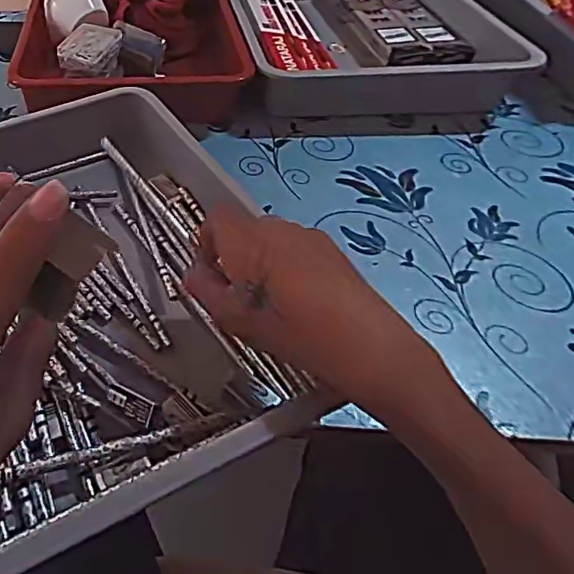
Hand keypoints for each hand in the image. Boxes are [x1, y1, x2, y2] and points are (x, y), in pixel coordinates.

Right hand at [184, 204, 450, 413]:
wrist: (380, 355)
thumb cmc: (313, 342)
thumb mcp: (247, 325)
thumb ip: (209, 295)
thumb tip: (192, 278)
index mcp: (256, 243)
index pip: (214, 219)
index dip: (204, 245)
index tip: (208, 275)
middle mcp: (282, 230)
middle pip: (239, 227)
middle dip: (230, 257)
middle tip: (234, 295)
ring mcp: (309, 237)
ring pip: (265, 237)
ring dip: (256, 261)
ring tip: (266, 303)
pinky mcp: (329, 249)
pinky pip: (290, 245)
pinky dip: (281, 265)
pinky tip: (294, 302)